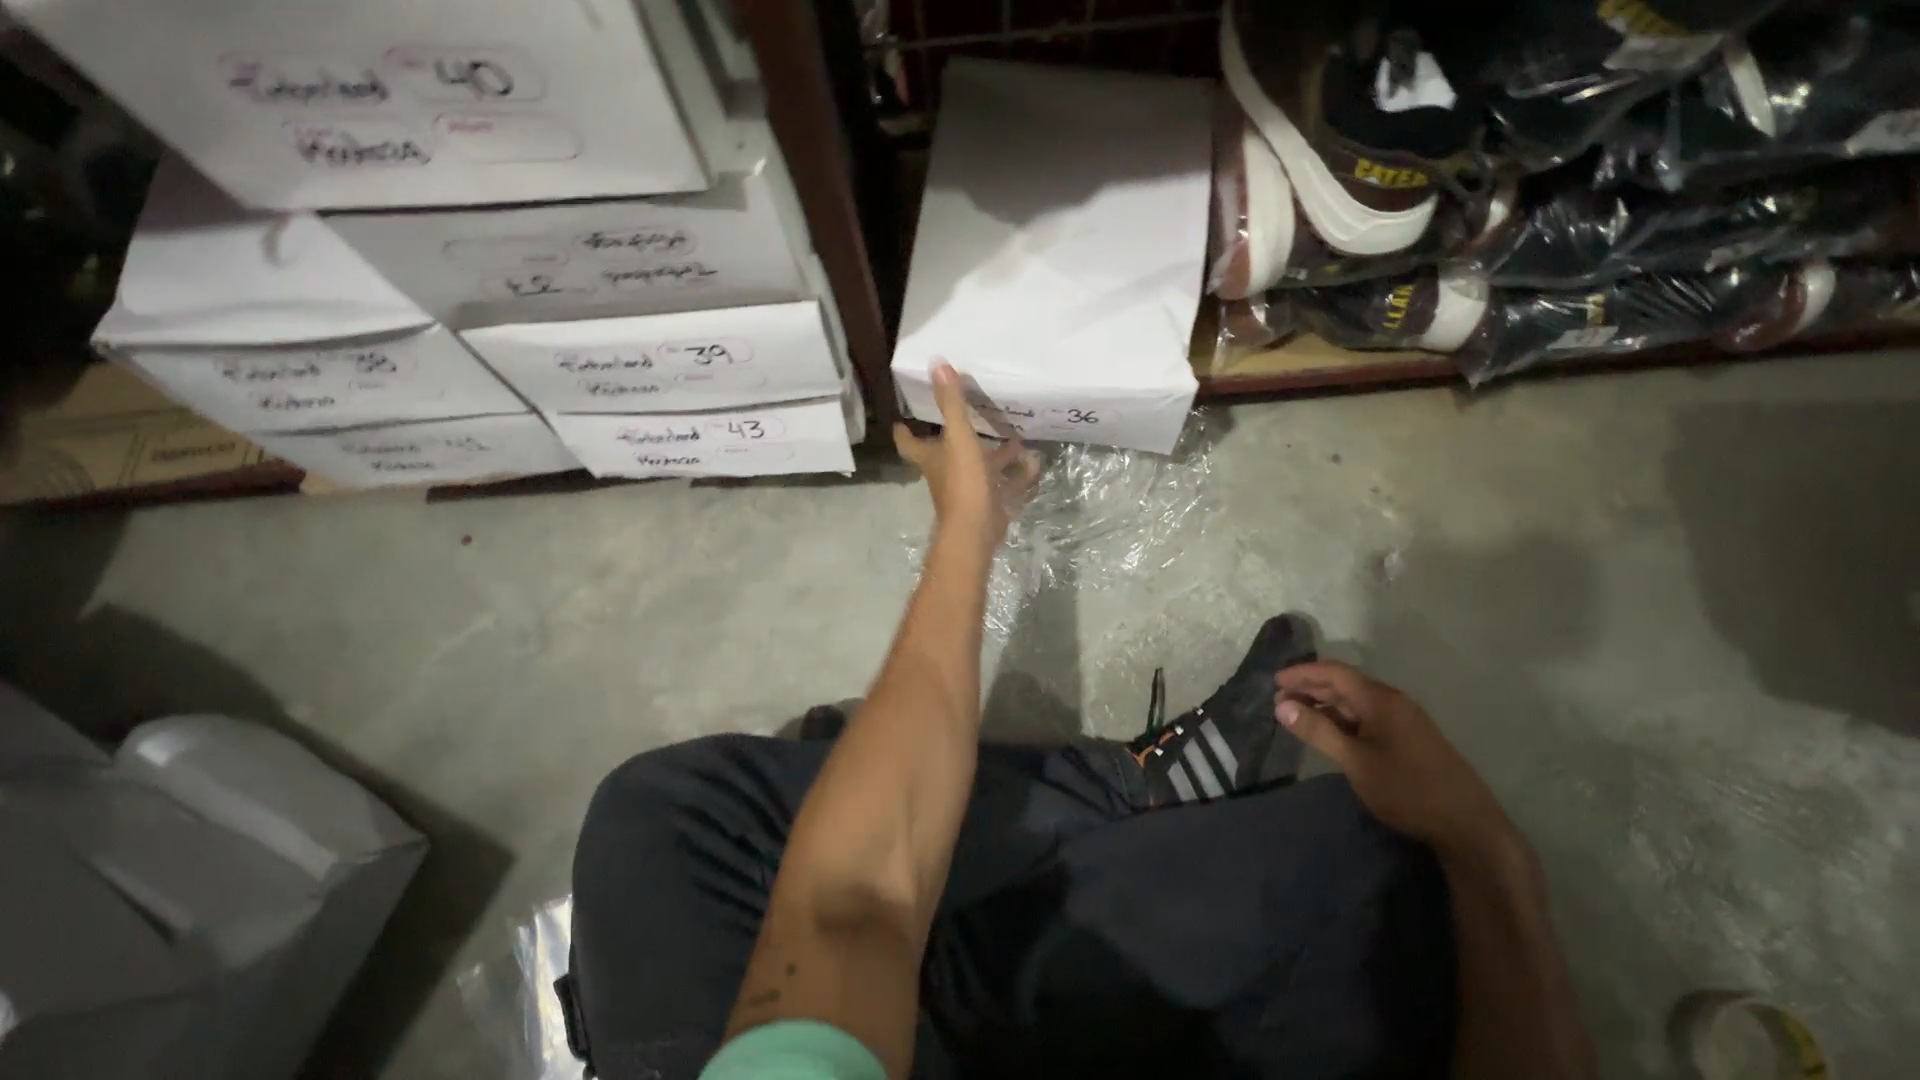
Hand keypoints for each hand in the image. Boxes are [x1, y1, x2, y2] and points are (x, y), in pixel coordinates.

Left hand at [895, 361, 1038, 547]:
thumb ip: (951, 403)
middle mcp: (946, 474)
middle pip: (948, 454)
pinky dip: (1017, 476)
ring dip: (998, 455)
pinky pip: (1003, 486)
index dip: (904, 433)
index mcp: (932, 458)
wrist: (977, 531)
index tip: (901, 422)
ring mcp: (968, 491)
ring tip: (1018, 440)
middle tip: (973, 419)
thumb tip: (936, 363)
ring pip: (981, 468)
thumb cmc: (963, 482)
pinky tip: (1034, 464)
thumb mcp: (959, 437)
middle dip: (960, 438)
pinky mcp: (988, 505)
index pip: (909, 443)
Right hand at [1275, 662, 1510, 852]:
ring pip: (1356, 701)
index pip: (1334, 672)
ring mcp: (1403, 720)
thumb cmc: (1406, 788)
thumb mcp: (1355, 761)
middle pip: (1345, 683)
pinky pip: (1367, 716)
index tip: (1274, 682)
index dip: (1303, 673)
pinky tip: (1329, 733)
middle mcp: (1392, 701)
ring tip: (1297, 716)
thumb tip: (1282, 706)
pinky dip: (1342, 719)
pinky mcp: (1408, 737)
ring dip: (1325, 704)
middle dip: (1310, 688)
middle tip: (1279, 701)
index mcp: (1380, 699)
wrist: (1465, 823)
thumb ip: (1318, 731)